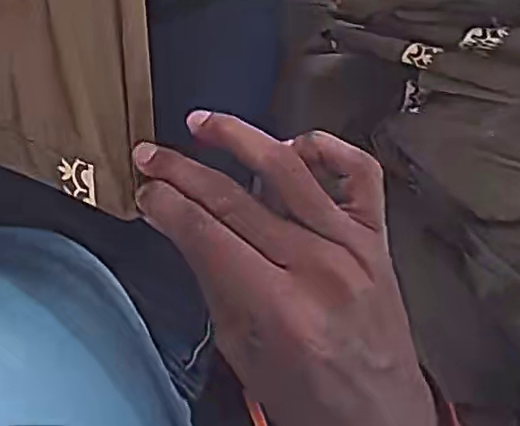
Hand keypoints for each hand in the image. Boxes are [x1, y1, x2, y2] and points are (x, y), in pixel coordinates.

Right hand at [135, 112, 436, 425]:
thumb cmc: (307, 396)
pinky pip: (359, 171)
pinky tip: (291, 143)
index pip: (204, 231)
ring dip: (233, 136)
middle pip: (231, 196)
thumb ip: (207, 272)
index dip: (164, 202)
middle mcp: (319, 270)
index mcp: (281, 310)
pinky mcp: (376, 237)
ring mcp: (353, 247)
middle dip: (178, 170)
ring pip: (285, 167)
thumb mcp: (238, 346)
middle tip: (148, 156)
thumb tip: (171, 213)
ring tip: (200, 123)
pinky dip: (324, 147)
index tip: (144, 190)